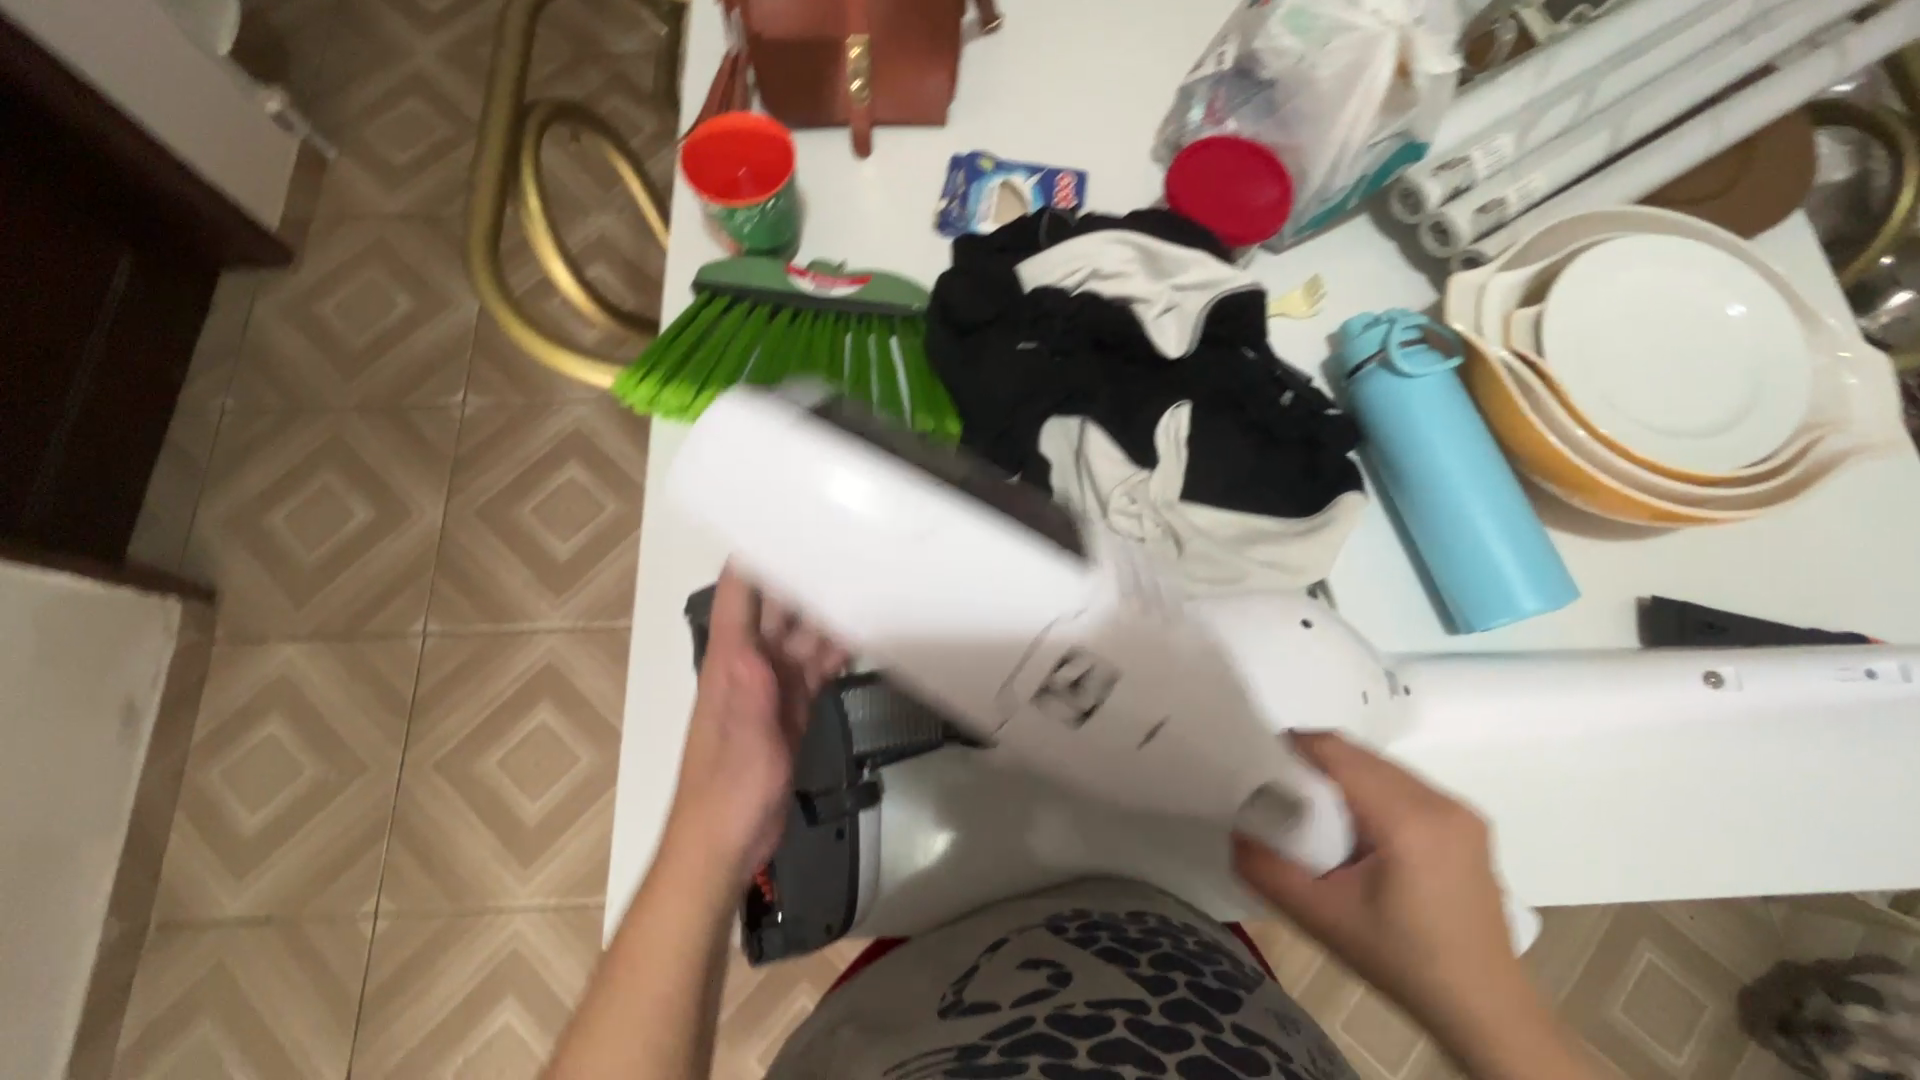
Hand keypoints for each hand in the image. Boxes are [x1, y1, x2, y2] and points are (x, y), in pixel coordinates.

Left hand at [662, 566, 848, 890]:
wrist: (726, 845)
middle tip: (847, 543)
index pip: (740, 594)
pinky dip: (837, 650)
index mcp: (730, 662)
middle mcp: (751, 664)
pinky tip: (863, 632)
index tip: (789, 518)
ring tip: (866, 578)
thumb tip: (756, 643)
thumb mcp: (742, 744)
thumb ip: (749, 694)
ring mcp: (772, 686)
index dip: (758, 554)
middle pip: (779, 607)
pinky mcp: (791, 708)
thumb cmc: (726, 793)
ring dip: (829, 611)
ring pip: (803, 635)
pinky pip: (816, 667)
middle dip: (806, 574)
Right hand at [1232, 734, 1555, 1063]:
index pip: (1337, 752)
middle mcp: (1441, 802)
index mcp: (1409, 819)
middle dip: (1314, 764)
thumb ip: (1266, 870)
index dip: (1292, 747)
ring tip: (1314, 815)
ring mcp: (1461, 812)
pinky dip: (1371, 793)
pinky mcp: (1468, 825)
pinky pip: (1406, 787)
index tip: (1258, 766)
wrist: (1484, 1009)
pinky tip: (1356, 832)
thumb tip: (1235, 831)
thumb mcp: (1320, 918)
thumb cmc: (1401, 962)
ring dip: (1343, 778)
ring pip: (1383, 768)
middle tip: (1278, 794)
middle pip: (1360, 756)